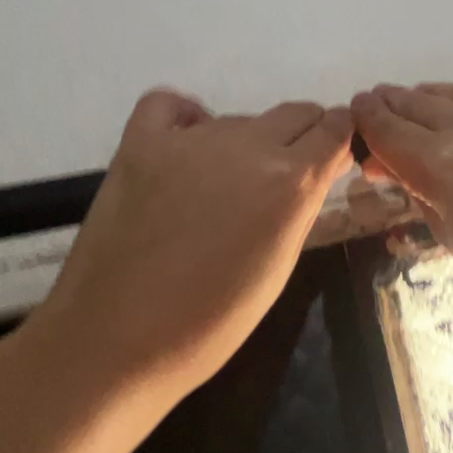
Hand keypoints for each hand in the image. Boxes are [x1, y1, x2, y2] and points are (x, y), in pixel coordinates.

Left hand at [21, 90, 353, 400]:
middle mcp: (250, 146)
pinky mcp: (141, 144)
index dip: (340, 140)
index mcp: (292, 180)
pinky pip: (171, 105)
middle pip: (297, 113)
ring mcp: (192, 140)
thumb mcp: (282, 265)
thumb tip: (322, 169)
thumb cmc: (212, 322)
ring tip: (217, 190)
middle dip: (301, 138)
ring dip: (245, 143)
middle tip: (280, 179)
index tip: (331, 158)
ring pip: (241, 119)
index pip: (337, 126)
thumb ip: (305, 205)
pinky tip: (184, 152)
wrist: (113, 347)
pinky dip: (185, 119)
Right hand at [351, 78, 452, 321]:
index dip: (366, 119)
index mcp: (437, 162)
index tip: (356, 109)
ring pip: (452, 93)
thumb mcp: (449, 231)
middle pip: (414, 104)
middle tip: (378, 101)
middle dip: (392, 103)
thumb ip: (415, 187)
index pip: (386, 130)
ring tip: (416, 100)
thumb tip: (385, 162)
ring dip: (428, 97)